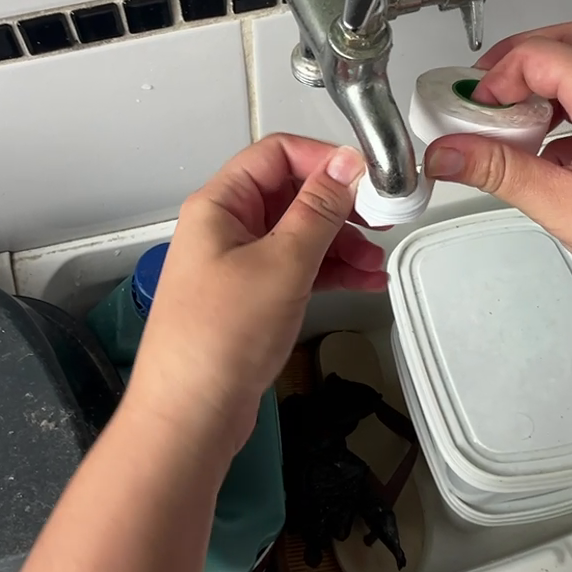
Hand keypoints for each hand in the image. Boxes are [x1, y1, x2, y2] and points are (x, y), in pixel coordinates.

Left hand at [131, 135, 386, 457]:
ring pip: (298, 234)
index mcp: (220, 204)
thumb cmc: (221, 337)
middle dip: (338, 206)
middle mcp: (225, 227)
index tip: (365, 176)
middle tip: (381, 220)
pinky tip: (364, 282)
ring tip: (376, 262)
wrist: (190, 417)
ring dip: (340, 243)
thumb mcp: (282, 263)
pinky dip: (329, 272)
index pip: (275, 154)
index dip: (322, 158)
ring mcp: (237, 263)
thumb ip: (318, 210)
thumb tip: (345, 163)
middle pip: (290, 194)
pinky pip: (296, 268)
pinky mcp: (251, 297)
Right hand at [422, 22, 571, 333]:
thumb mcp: (564, 208)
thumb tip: (447, 152)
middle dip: (516, 61)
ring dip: (541, 83)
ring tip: (509, 125)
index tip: (472, 112)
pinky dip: (564, 108)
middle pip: (568, 42)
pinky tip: (545, 152)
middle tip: (482, 94)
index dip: (497, 77)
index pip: (542, 54)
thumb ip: (499, 172)